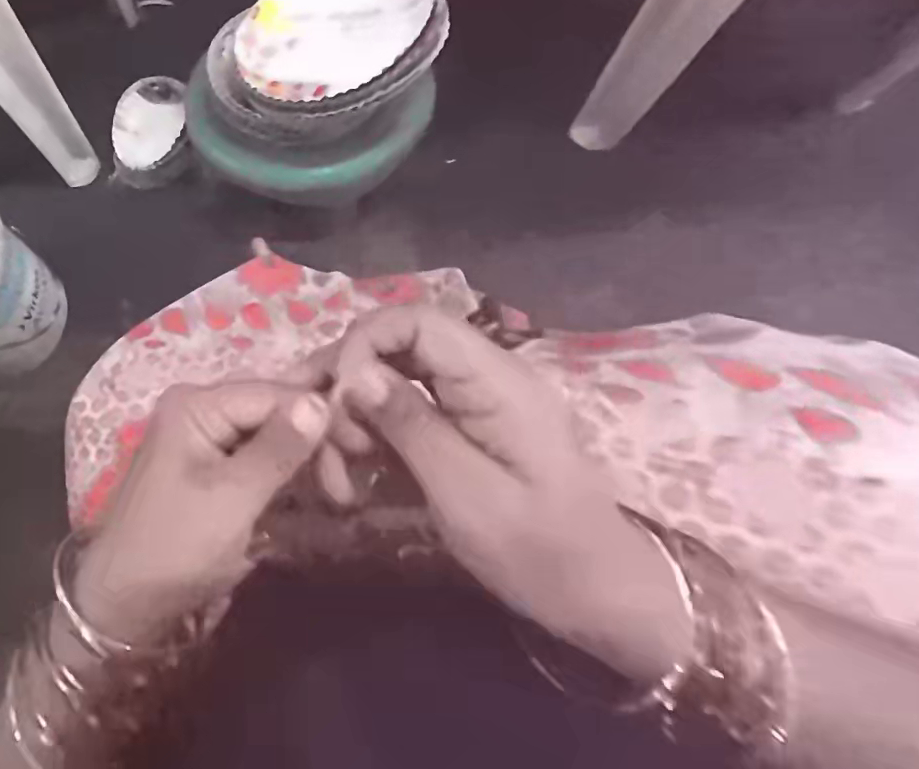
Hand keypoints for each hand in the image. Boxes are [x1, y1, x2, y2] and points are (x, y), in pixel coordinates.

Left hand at [73, 381, 330, 643]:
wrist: (125, 596)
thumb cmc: (177, 543)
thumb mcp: (234, 497)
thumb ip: (278, 448)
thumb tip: (320, 400)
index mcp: (196, 403)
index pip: (272, 392)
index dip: (319, 416)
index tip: (364, 450)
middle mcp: (197, 407)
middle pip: (270, 408)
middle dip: (314, 440)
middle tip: (347, 486)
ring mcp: (200, 435)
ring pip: (267, 432)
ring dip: (304, 459)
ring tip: (337, 495)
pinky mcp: (207, 464)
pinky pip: (254, 454)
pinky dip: (284, 471)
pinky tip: (313, 491)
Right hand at [319, 306, 692, 679]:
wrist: (603, 599)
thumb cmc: (542, 553)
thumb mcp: (468, 495)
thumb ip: (412, 426)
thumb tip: (356, 373)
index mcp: (497, 382)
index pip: (416, 320)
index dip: (364, 343)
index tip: (339, 395)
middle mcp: (482, 374)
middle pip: (392, 341)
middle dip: (344, 377)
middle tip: (314, 424)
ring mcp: (469, 396)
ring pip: (385, 371)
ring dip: (349, 408)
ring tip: (337, 461)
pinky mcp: (457, 418)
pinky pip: (396, 401)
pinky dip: (365, 426)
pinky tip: (352, 464)